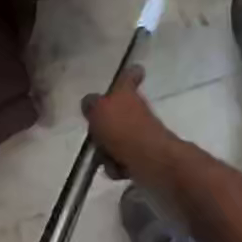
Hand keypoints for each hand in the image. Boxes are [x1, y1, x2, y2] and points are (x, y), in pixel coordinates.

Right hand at [81, 65, 175, 181]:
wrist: (152, 161)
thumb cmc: (123, 129)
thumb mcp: (98, 110)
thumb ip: (91, 104)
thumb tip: (90, 103)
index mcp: (126, 93)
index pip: (129, 75)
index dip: (130, 73)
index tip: (134, 71)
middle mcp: (136, 110)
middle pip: (116, 114)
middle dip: (102, 128)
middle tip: (97, 135)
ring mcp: (141, 133)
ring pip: (115, 139)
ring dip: (107, 151)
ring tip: (108, 158)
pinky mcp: (143, 156)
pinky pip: (121, 160)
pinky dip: (117, 166)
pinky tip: (119, 170)